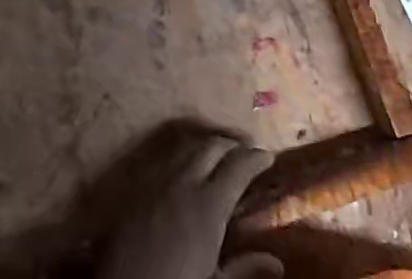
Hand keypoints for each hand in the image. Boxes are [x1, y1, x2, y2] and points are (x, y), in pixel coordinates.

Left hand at [98, 132, 280, 278]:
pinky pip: (161, 158)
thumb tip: (277, 265)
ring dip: (206, 146)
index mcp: (209, 203)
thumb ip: (244, 268)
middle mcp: (184, 181)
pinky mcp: (133, 189)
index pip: (240, 165)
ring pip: (187, 146)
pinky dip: (179, 156)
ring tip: (216, 155)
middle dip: (232, 146)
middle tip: (244, 155)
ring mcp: (155, 181)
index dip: (257, 158)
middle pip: (214, 146)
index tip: (268, 157)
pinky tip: (181, 168)